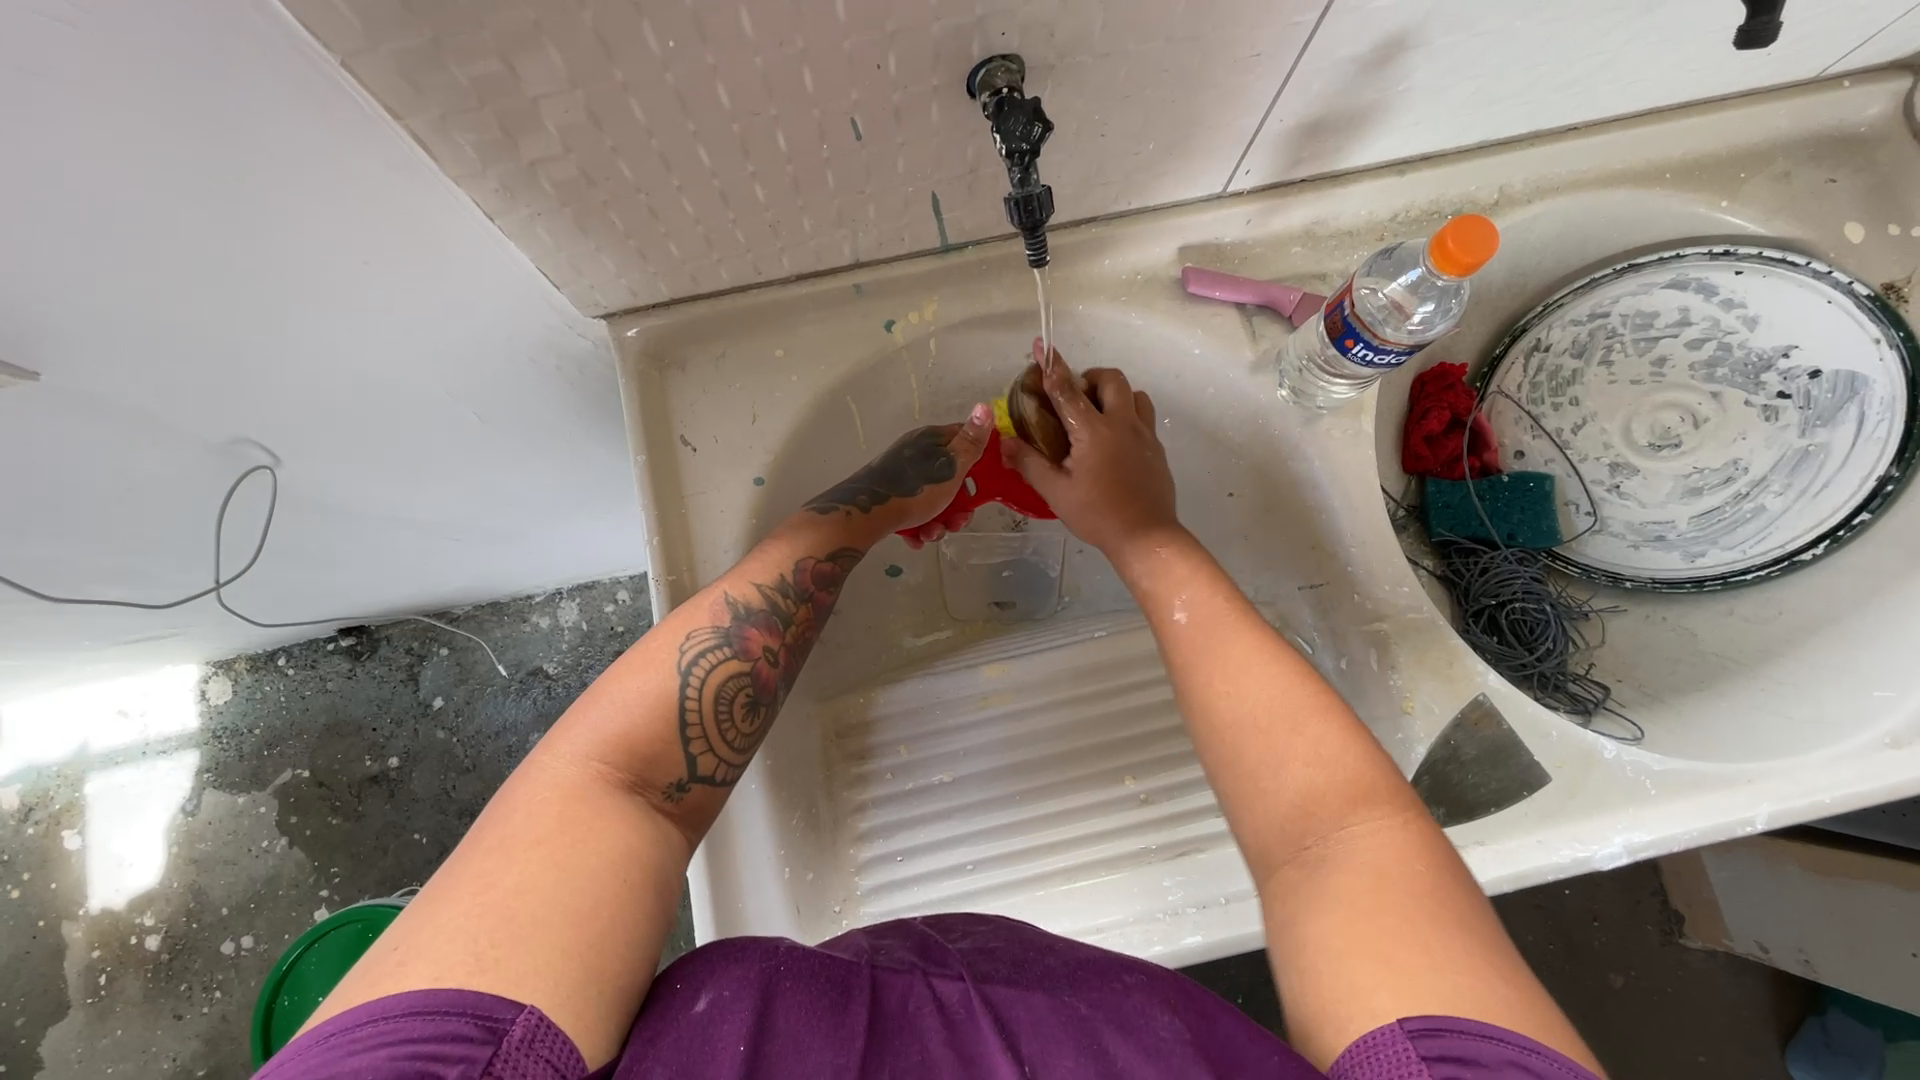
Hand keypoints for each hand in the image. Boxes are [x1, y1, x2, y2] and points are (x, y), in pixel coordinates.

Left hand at [802, 404, 992, 545]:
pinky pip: (915, 511)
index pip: (965, 441)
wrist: (865, 514)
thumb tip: (985, 406)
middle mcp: (917, 455)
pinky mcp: (892, 497)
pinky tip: (918, 537)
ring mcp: (903, 477)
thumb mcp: (950, 467)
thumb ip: (970, 442)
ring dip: (940, 522)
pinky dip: (921, 526)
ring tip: (933, 534)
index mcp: (931, 441)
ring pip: (934, 499)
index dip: (981, 462)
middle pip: (951, 478)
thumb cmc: (914, 489)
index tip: (987, 484)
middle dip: (959, 505)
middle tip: (958, 521)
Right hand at [1003, 339, 1179, 558]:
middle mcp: (1122, 424)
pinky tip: (1115, 443)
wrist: (1146, 536)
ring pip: (1135, 394)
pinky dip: (1128, 417)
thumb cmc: (1097, 514)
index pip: (1067, 390)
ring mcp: (1144, 435)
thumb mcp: (1056, 492)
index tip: (1042, 346)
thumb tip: (1005, 442)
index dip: (1052, 367)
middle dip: (1091, 378)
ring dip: (1115, 395)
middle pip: (1111, 379)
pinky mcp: (1156, 450)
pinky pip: (1144, 418)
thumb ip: (1030, 463)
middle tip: (1075, 396)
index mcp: (1093, 431)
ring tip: (1098, 415)